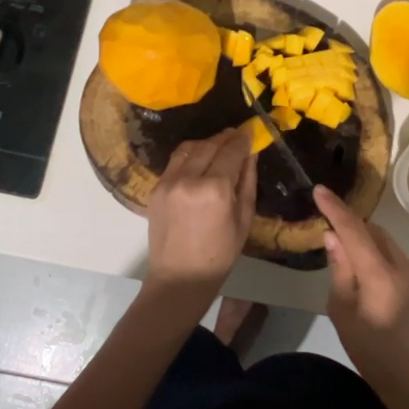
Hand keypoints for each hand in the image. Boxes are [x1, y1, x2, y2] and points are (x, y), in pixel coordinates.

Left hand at [145, 127, 255, 292]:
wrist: (180, 277)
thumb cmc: (220, 254)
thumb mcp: (244, 218)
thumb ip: (247, 181)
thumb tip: (251, 154)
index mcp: (214, 189)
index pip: (231, 151)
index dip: (243, 139)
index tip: (252, 131)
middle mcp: (188, 179)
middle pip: (209, 145)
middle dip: (226, 137)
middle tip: (238, 136)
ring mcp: (168, 182)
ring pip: (189, 148)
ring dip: (206, 143)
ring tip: (219, 146)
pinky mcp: (156, 188)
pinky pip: (175, 161)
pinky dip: (190, 155)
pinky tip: (200, 160)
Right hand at [318, 186, 408, 408]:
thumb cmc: (371, 352)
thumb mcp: (343, 313)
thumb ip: (340, 269)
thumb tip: (333, 235)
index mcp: (381, 275)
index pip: (355, 230)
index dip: (336, 208)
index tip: (319, 190)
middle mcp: (403, 265)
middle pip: (373, 231)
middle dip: (350, 224)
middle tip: (325, 226)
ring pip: (384, 242)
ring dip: (364, 239)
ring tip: (343, 252)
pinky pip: (394, 256)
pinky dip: (377, 254)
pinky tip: (365, 271)